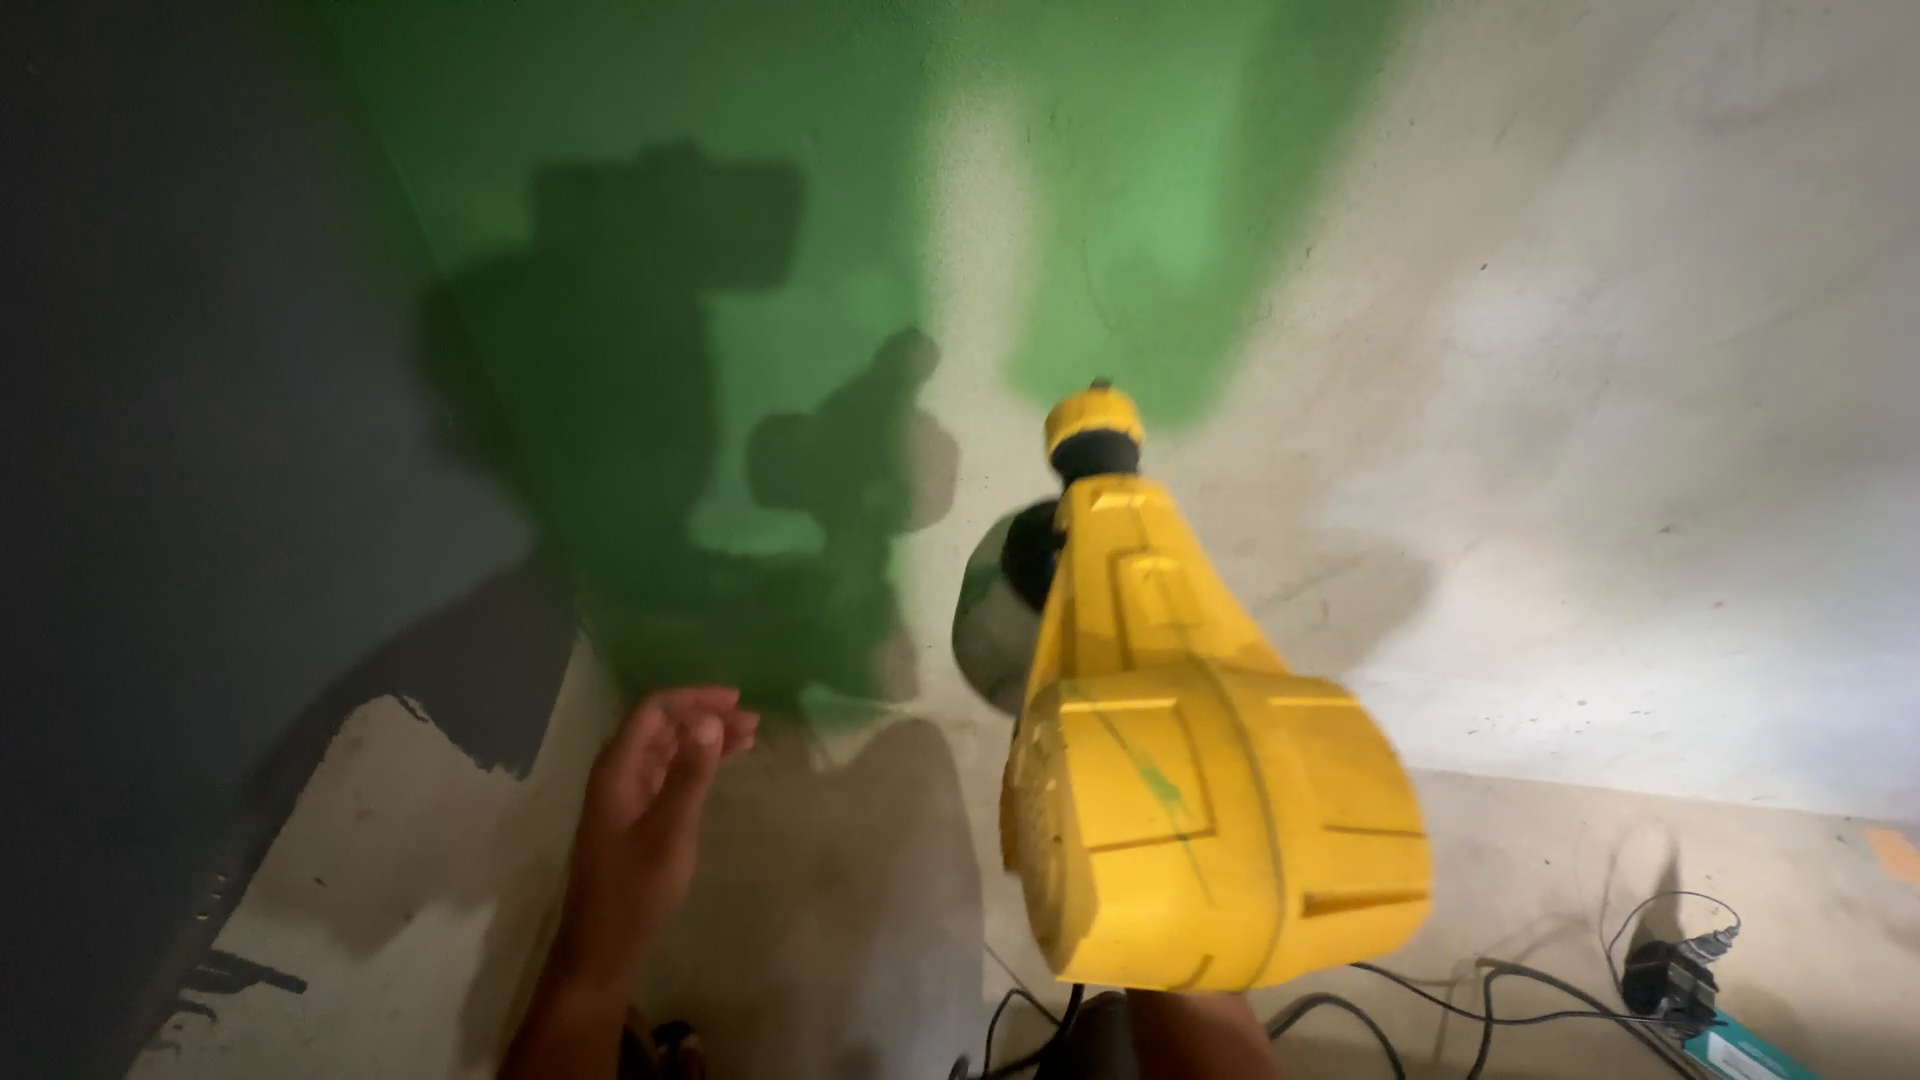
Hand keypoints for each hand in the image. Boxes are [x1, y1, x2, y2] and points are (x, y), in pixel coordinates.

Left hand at [551, 686, 758, 988]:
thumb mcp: (671, 831)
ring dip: (704, 736)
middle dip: (705, 715)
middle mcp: (617, 772)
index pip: (654, 711)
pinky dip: (697, 759)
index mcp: (617, 769)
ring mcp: (625, 793)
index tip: (735, 700)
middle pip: (662, 725)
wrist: (603, 947)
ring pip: (667, 746)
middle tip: (751, 721)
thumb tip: (710, 720)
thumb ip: (690, 774)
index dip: (694, 698)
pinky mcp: (636, 812)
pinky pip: (668, 769)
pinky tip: (722, 762)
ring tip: (748, 736)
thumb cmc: (636, 889)